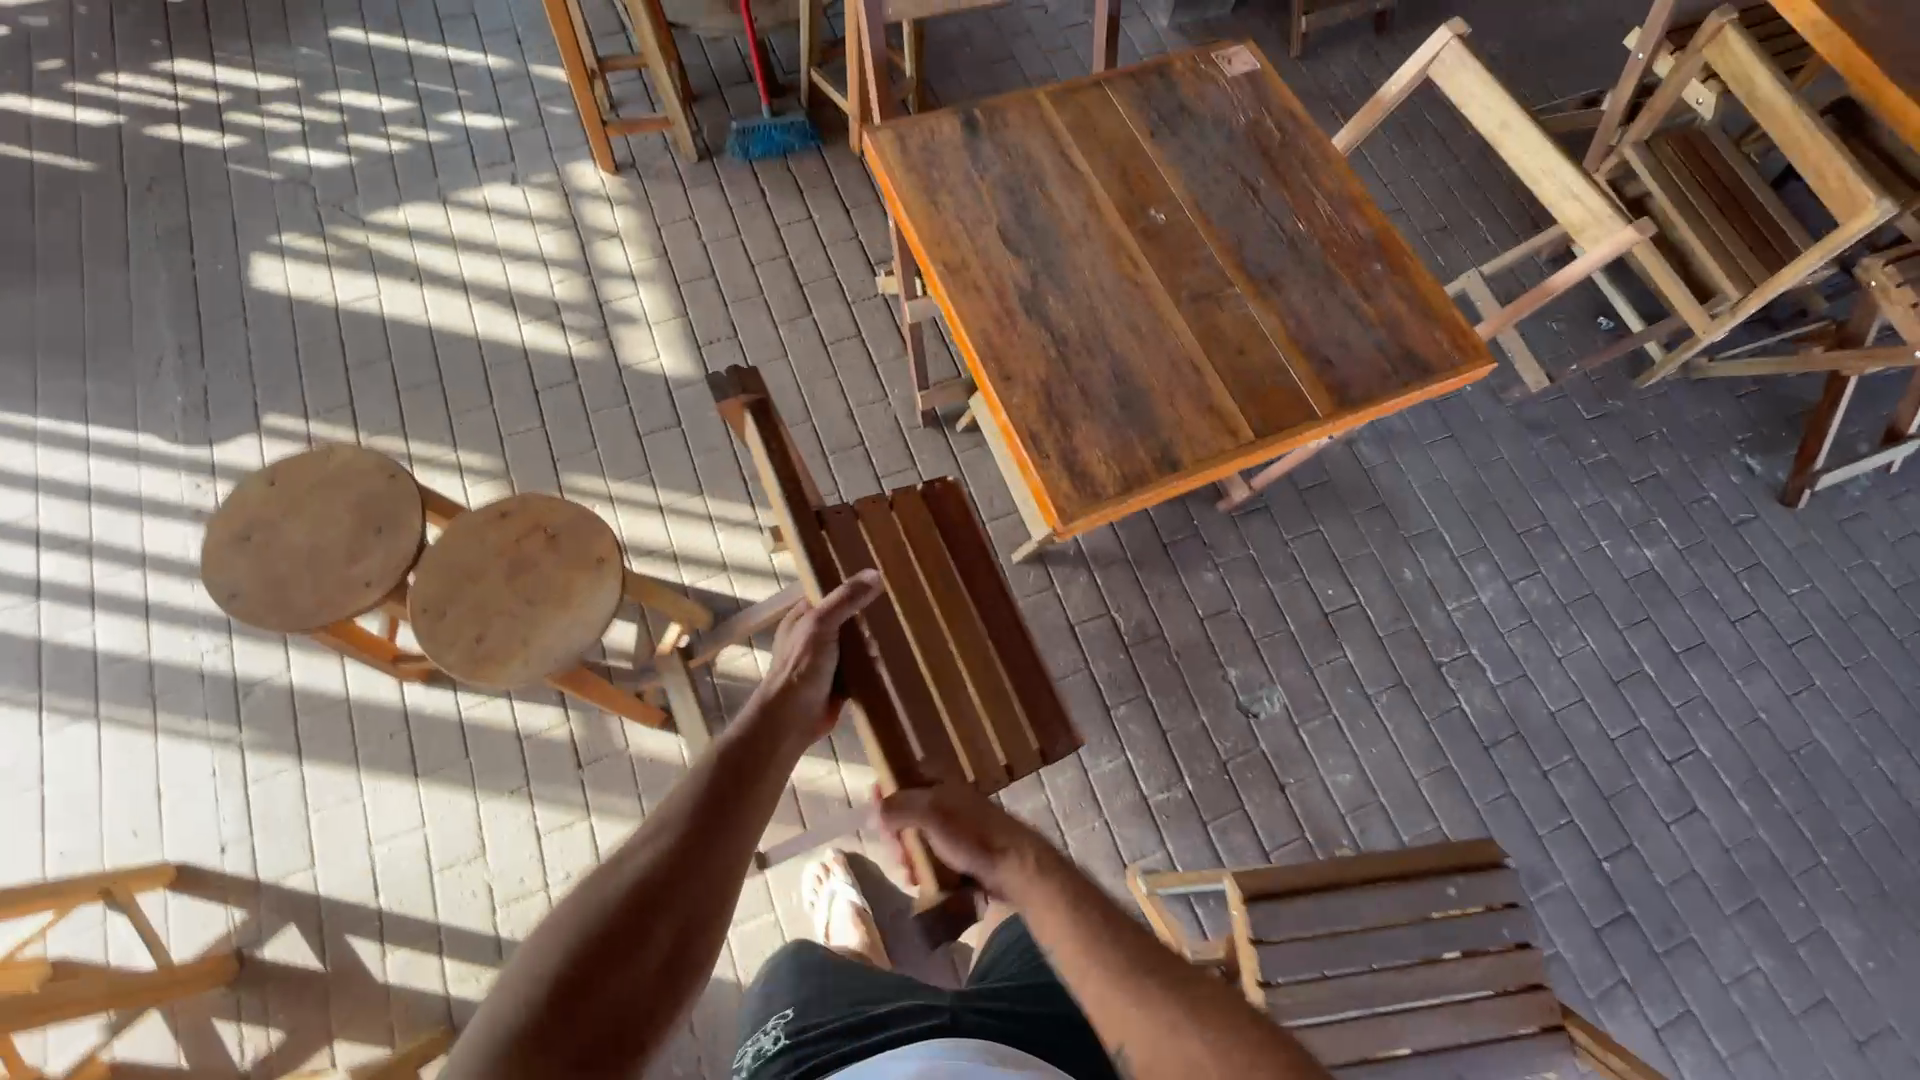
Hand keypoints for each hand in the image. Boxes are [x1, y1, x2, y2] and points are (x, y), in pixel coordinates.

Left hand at [751, 569, 884, 743]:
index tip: (878, 580)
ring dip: (874, 643)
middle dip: (867, 618)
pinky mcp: (839, 683)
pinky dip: (875, 666)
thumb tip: (875, 574)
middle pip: (847, 619)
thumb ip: (845, 599)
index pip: (829, 593)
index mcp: (803, 617)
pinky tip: (896, 659)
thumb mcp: (821, 624)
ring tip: (902, 632)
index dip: (850, 586)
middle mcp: (814, 637)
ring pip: (856, 645)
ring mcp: (827, 661)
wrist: (793, 718)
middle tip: (897, 608)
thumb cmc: (801, 666)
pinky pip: (862, 669)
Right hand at [873, 783, 1060, 901]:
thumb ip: (899, 806)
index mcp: (941, 781)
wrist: (1013, 867)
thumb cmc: (972, 834)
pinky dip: (922, 867)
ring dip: (907, 854)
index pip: (906, 774)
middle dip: (896, 832)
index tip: (877, 811)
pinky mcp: (959, 852)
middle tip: (897, 849)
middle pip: (906, 810)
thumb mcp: (931, 813)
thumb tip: (876, 810)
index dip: (888, 789)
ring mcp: (953, 827)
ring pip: (916, 836)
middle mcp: (946, 800)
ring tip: (909, 871)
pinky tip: (919, 880)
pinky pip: (930, 856)